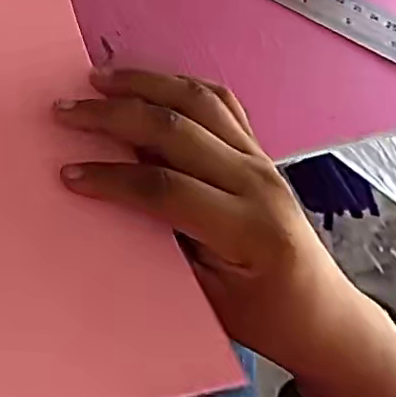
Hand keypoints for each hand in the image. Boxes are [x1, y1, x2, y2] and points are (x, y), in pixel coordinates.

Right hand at [51, 68, 364, 374]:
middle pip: (174, 129)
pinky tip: (150, 80)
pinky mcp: (258, 147)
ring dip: (143, 83)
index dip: (112, 178)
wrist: (326, 316)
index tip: (70, 174)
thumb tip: (110, 203)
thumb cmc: (267, 318)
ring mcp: (260, 157)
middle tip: (69, 110)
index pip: (165, 187)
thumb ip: (163, 245)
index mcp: (248, 228)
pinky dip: (178, 84)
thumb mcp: (208, 300)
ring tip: (100, 79)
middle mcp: (257, 181)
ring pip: (196, 100)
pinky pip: (218, 100)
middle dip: (113, 115)